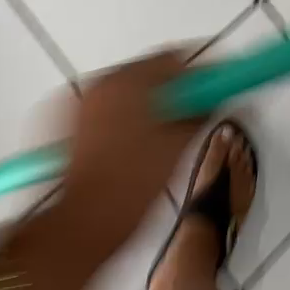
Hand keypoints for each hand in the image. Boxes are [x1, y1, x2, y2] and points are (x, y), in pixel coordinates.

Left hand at [56, 50, 206, 258]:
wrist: (80, 231)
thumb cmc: (132, 190)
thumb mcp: (178, 149)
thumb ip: (204, 112)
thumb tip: (224, 95)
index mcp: (127, 83)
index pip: (173, 57)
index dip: (200, 71)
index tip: (218, 87)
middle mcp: (99, 82)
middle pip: (148, 71)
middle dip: (172, 89)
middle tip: (192, 117)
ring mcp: (79, 100)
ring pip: (127, 89)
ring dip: (148, 102)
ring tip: (161, 136)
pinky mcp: (66, 119)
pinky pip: (106, 104)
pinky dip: (123, 114)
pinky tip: (133, 144)